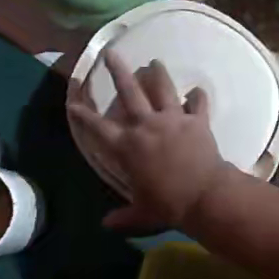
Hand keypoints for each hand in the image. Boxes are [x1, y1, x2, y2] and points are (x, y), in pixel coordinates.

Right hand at [67, 54, 237, 229]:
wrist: (205, 195)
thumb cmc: (168, 205)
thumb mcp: (142, 213)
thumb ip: (123, 216)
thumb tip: (106, 225)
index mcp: (128, 147)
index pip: (98, 128)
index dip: (84, 115)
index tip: (73, 101)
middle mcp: (147, 126)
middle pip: (130, 92)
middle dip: (119, 71)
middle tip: (111, 53)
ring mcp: (173, 120)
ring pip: (163, 89)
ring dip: (158, 74)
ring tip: (155, 61)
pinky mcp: (197, 122)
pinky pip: (197, 105)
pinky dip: (197, 97)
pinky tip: (197, 90)